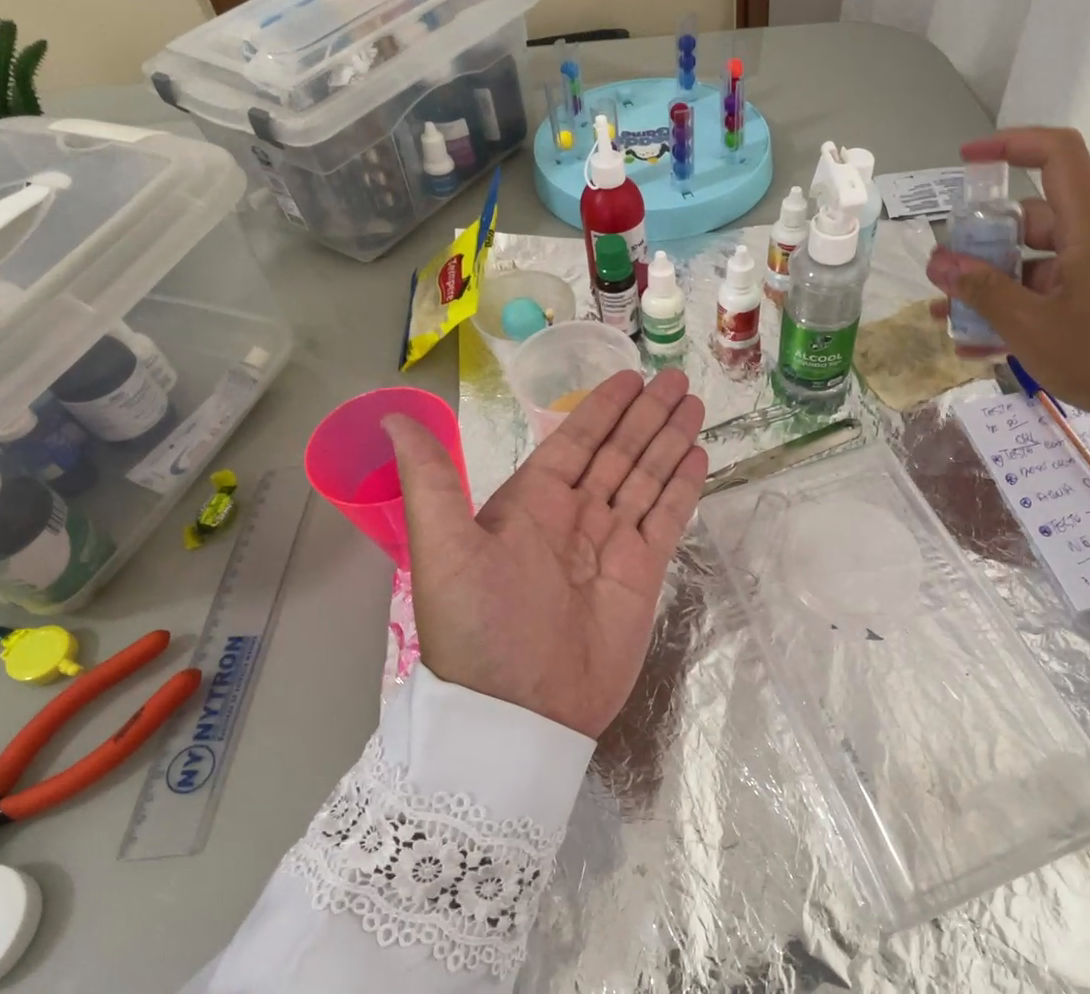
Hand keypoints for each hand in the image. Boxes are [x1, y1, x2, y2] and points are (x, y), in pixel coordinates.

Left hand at [383, 369, 707, 738]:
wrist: (517, 713)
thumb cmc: (476, 628)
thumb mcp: (442, 549)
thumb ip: (430, 479)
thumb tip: (393, 419)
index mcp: (528, 504)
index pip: (573, 441)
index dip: (602, 408)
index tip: (630, 376)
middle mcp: (572, 517)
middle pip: (617, 452)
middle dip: (645, 415)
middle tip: (676, 378)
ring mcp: (610, 546)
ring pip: (645, 478)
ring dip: (669, 441)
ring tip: (693, 406)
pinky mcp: (642, 577)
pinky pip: (665, 519)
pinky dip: (681, 488)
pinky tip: (697, 457)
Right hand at [926, 127, 1089, 411]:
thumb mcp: (1029, 325)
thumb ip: (981, 290)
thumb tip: (940, 263)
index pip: (1057, 157)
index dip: (1011, 146)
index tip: (967, 162)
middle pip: (1032, 220)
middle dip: (980, 244)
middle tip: (941, 273)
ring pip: (1033, 264)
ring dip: (988, 286)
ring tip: (944, 315)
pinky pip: (1048, 294)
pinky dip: (1013, 310)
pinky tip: (973, 343)